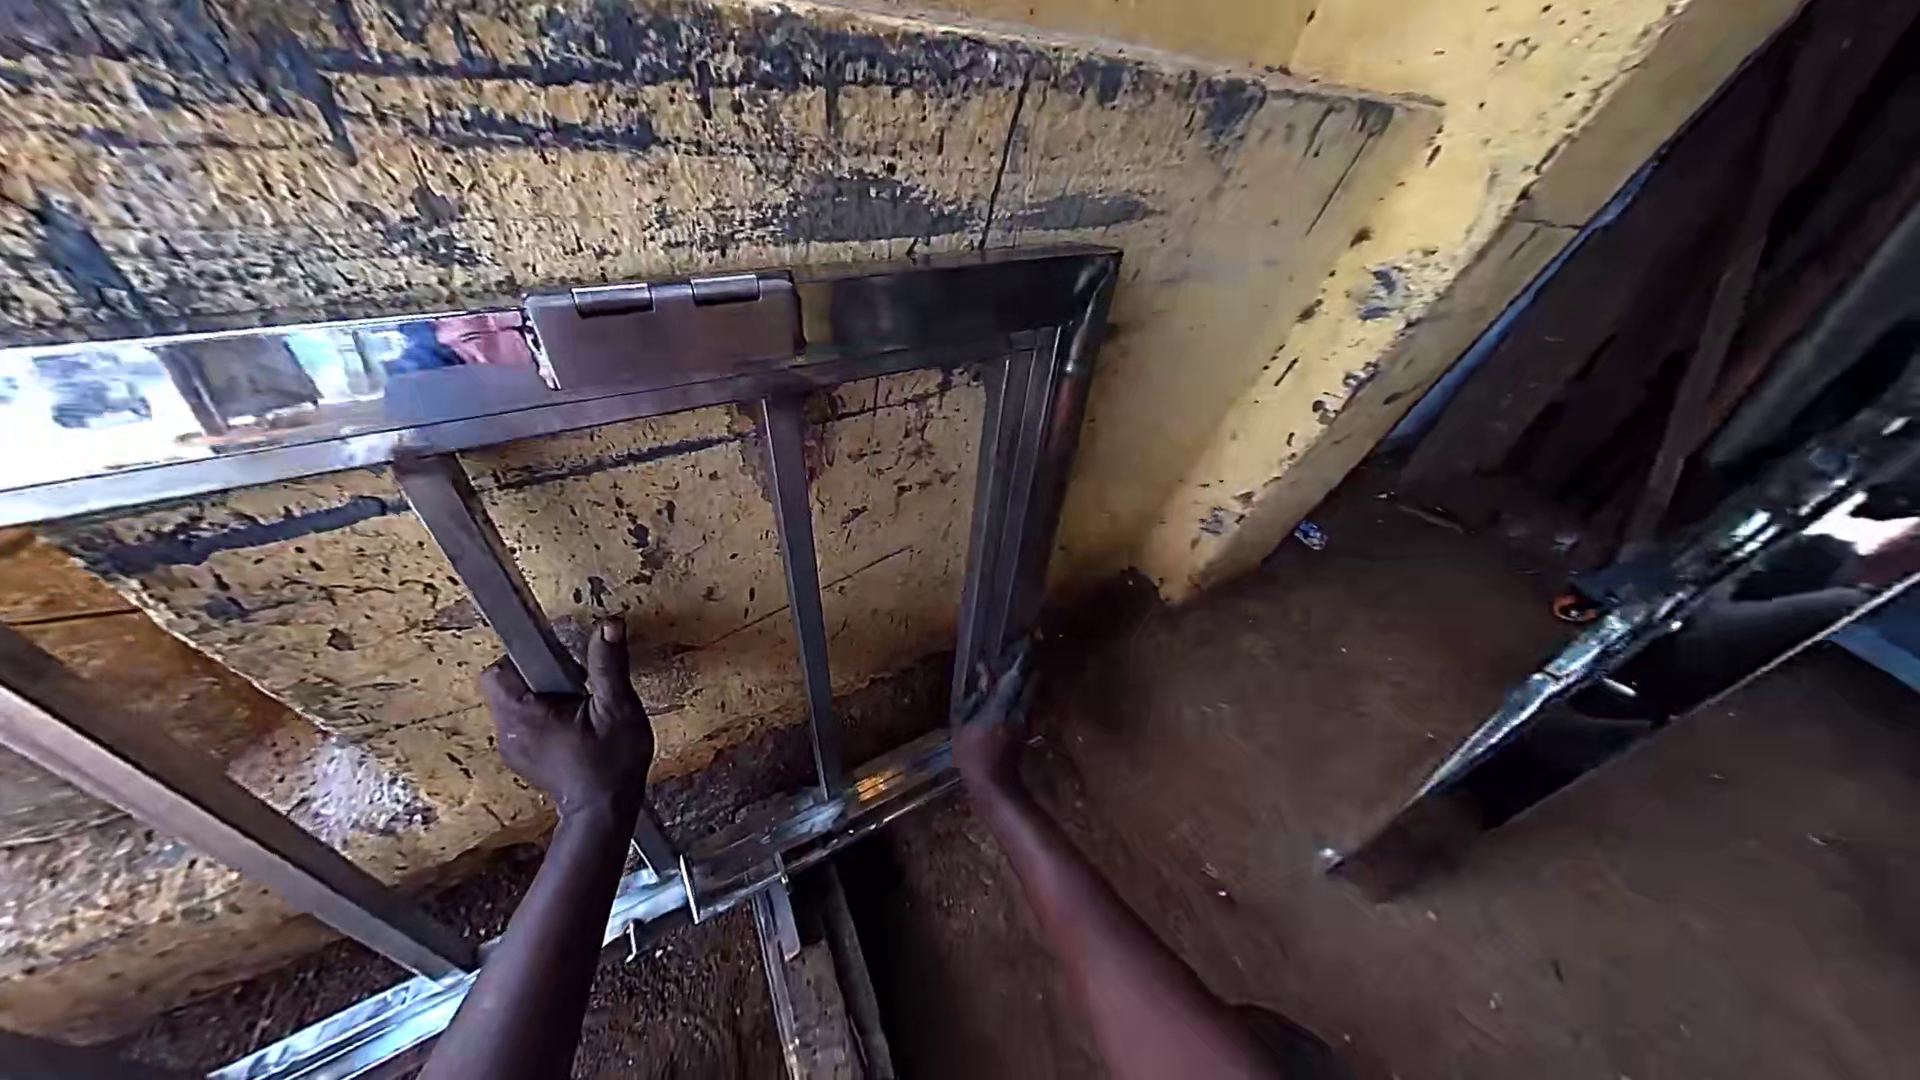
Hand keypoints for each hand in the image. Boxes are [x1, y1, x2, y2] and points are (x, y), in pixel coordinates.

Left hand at [479, 617, 653, 821]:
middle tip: (578, 686)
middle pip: (506, 686)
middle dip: (540, 677)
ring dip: (543, 697)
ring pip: (515, 704)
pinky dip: (543, 716)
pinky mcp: (522, 758)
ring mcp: (511, 748)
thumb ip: (608, 664)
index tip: (561, 664)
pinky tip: (574, 727)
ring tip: (580, 708)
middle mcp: (506, 731)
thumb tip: (609, 623)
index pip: (498, 672)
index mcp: (524, 715)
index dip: (526, 659)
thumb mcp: (618, 706)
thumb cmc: (612, 758)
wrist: (606, 809)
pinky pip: (523, 723)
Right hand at [952, 643, 1034, 797]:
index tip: (1021, 642)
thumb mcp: (964, 727)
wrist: (994, 785)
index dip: (1017, 660)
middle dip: (1025, 666)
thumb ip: (973, 701)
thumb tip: (981, 681)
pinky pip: (1024, 703)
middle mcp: (1016, 710)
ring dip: (1024, 678)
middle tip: (1023, 649)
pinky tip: (1012, 691)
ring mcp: (1022, 720)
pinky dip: (1020, 693)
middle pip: (1025, 682)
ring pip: (1027, 692)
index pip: (1011, 678)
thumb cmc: (973, 756)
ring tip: (1018, 665)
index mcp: (999, 707)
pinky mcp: (1023, 729)